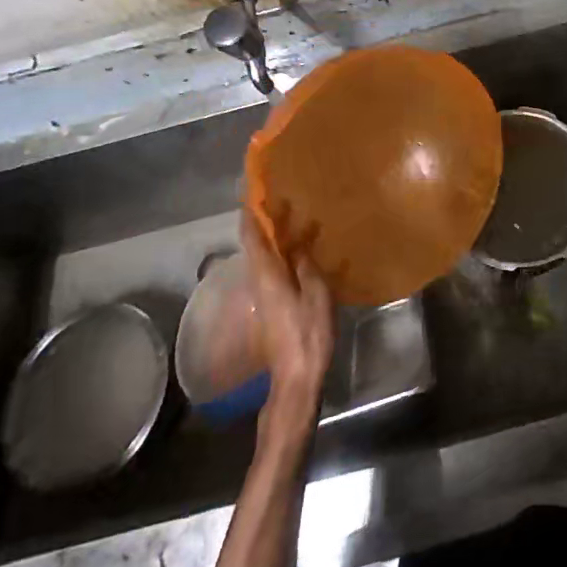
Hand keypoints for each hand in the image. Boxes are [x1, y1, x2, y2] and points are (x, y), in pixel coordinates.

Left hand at [239, 210, 333, 406]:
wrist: (296, 377)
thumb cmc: (307, 334)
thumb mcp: (316, 295)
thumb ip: (306, 266)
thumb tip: (299, 243)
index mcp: (267, 274)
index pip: (252, 235)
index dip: (250, 212)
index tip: (253, 190)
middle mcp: (259, 280)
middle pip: (255, 243)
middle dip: (264, 220)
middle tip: (282, 199)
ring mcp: (264, 294)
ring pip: (264, 256)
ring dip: (274, 236)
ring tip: (294, 219)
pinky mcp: (272, 305)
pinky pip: (273, 268)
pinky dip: (281, 253)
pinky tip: (300, 252)